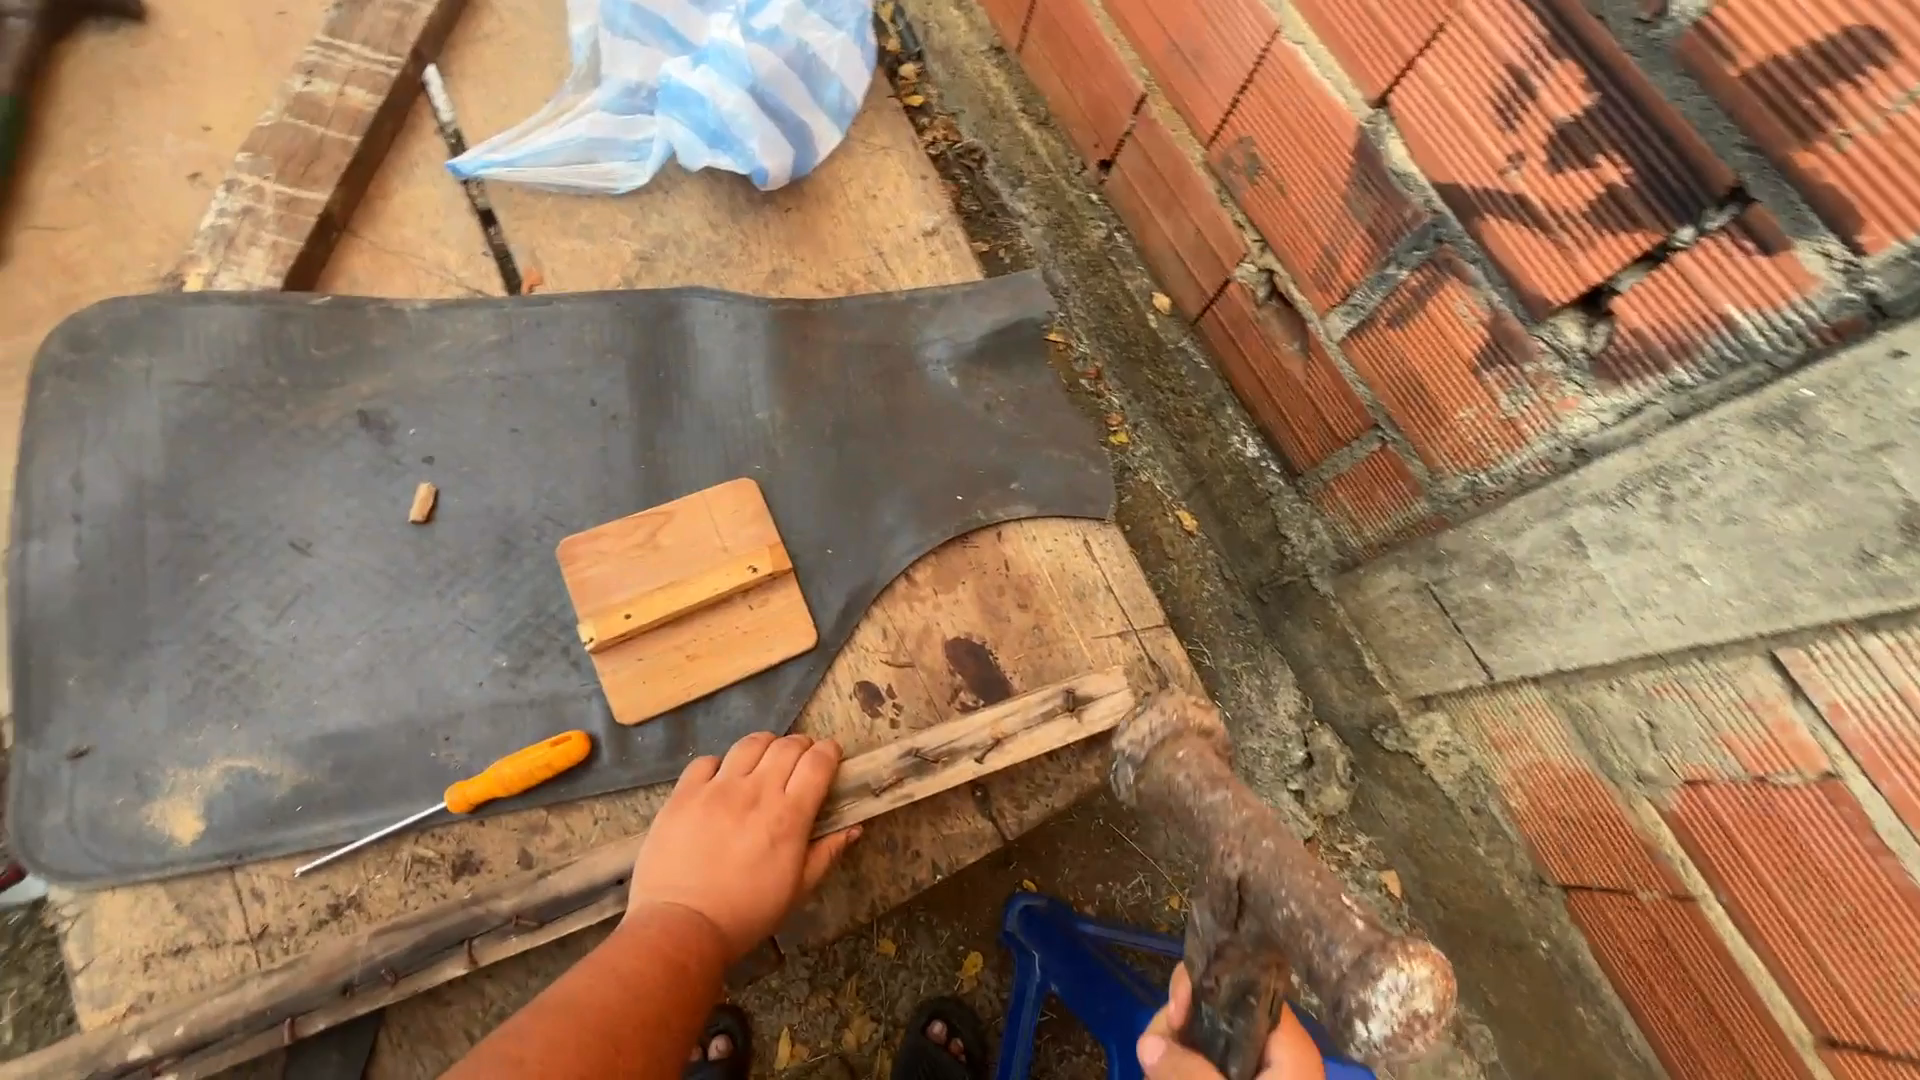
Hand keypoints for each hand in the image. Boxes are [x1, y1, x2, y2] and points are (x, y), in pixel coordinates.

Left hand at [626, 732, 859, 959]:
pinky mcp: (684, 794)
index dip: (829, 752)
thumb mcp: (798, 890)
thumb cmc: (747, 914)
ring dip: (766, 746)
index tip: (831, 756)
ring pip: (750, 744)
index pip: (818, 762)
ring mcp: (717, 789)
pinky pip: (707, 761)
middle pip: (787, 745)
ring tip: (765, 760)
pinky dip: (721, 765)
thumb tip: (855, 827)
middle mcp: (756, 792)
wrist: (681, 928)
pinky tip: (722, 781)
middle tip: (801, 758)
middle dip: (802, 745)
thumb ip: (827, 853)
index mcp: (789, 816)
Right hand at [1137, 966, 1327, 1079]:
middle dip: (1174, 1028)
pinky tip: (1163, 1077)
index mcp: (1286, 1041)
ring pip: (1199, 1041)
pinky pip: (1201, 1067)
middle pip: (1210, 1009)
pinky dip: (1180, 1071)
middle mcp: (1272, 1048)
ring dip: (1171, 1055)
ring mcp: (1256, 1072)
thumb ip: (1187, 1071)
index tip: (1175, 1014)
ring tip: (1155, 1075)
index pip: (1238, 980)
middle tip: (1153, 1061)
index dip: (1198, 986)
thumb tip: (1145, 1043)